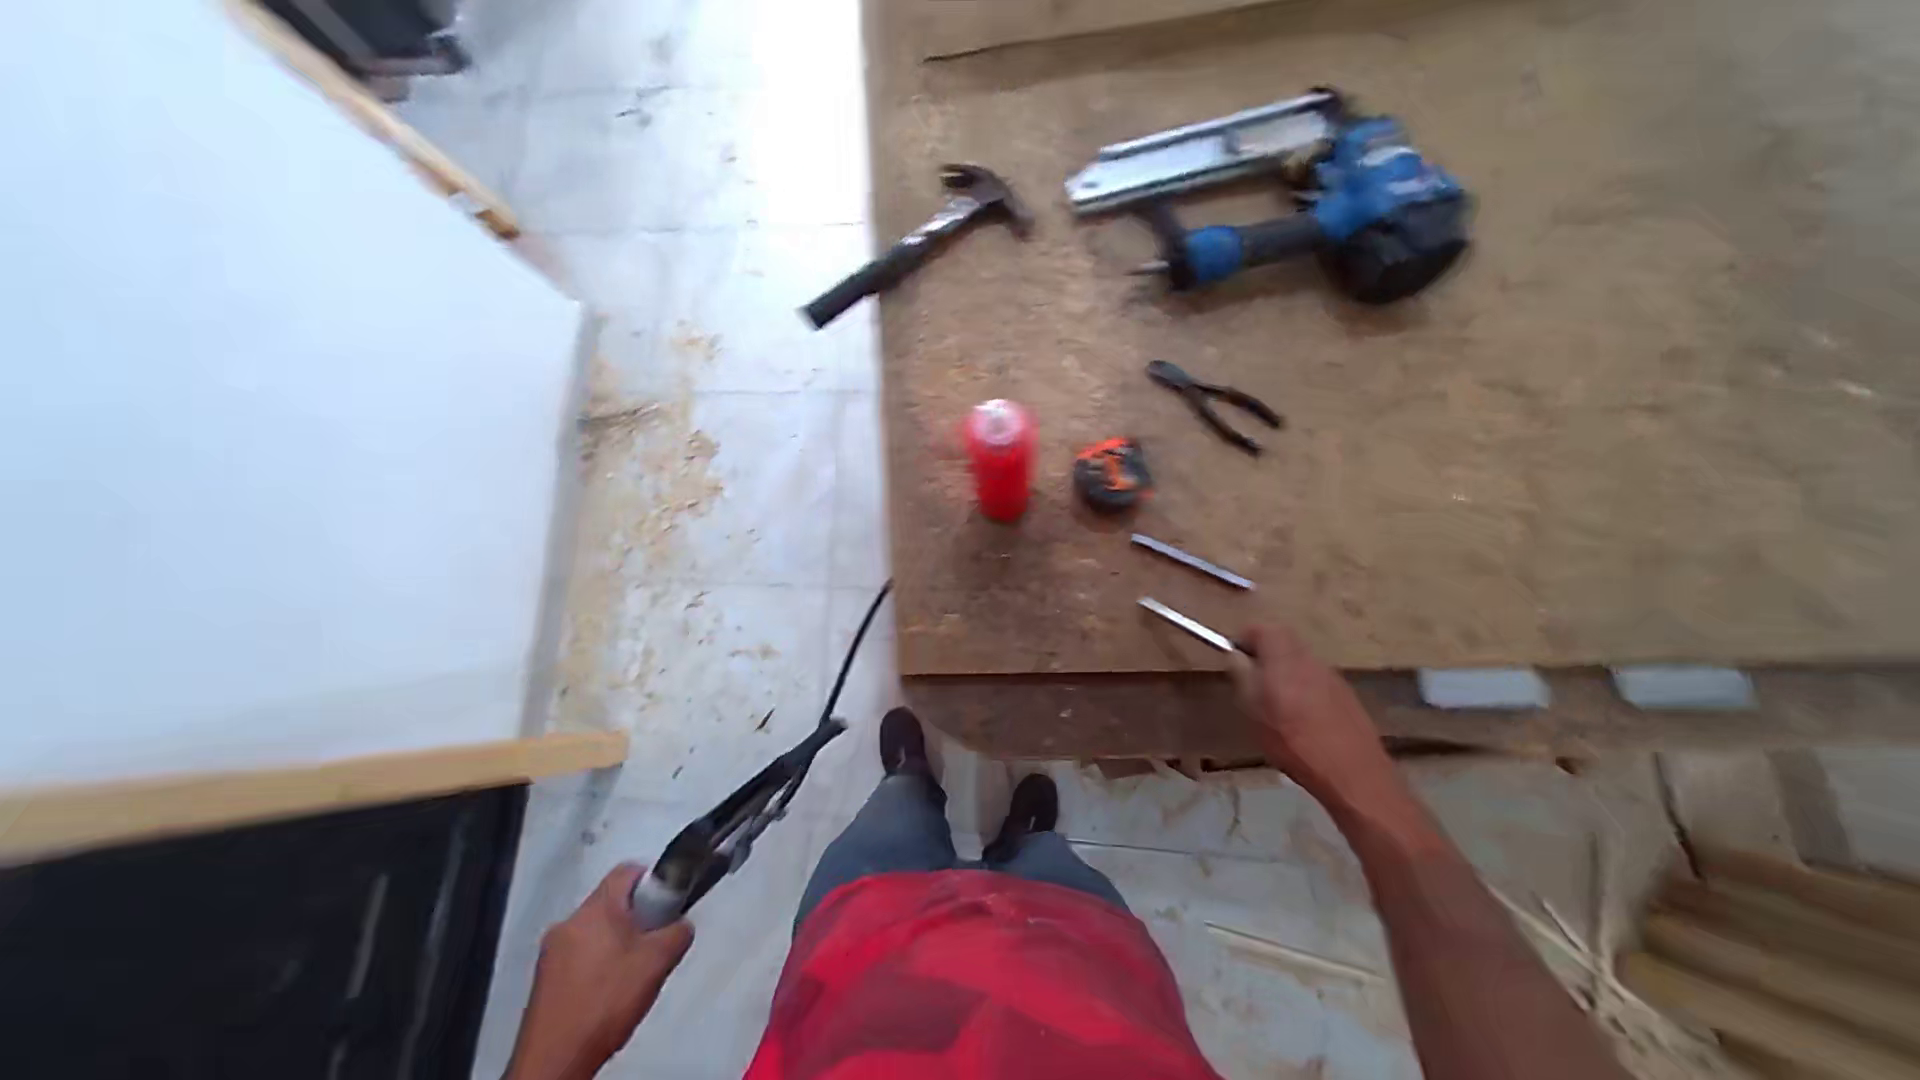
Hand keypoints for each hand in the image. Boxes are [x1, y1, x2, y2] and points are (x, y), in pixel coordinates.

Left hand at [504, 863, 694, 1079]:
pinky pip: (580, 953)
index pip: (628, 870)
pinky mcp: (544, 979)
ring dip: (618, 940)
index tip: (667, 902)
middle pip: (612, 900)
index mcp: (595, 909)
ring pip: (596, 928)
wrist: (554, 1063)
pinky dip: (599, 962)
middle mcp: (568, 922)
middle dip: (638, 915)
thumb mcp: (659, 962)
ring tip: (634, 972)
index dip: (654, 879)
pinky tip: (610, 992)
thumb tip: (680, 924)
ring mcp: (551, 952)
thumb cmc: (607, 1002)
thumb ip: (679, 931)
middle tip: (654, 941)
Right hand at [1229, 625, 1393, 799]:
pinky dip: (1304, 687)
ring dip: (1285, 671)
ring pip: (1301, 661)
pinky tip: (1301, 717)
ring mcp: (1332, 676)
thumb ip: (1241, 675)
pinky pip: (1317, 679)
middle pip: (1284, 641)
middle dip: (1265, 653)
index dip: (1245, 638)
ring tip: (1275, 701)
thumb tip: (1235, 655)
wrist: (1351, 773)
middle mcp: (1310, 659)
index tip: (1234, 657)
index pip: (1263, 628)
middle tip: (1251, 679)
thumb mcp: (1251, 709)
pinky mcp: (1347, 696)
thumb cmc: (1291, 739)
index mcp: (1285, 657)